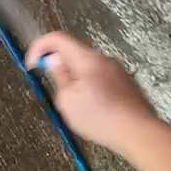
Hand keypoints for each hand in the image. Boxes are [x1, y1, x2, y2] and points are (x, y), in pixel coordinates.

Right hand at [25, 31, 161, 152]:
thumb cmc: (99, 117)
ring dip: (75, 79)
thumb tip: (55, 61)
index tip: (32, 65)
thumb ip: (59, 76)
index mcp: (87, 59)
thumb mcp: (67, 99)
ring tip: (76, 106)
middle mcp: (104, 59)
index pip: (58, 38)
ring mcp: (118, 71)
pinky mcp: (126, 84)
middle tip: (54, 89)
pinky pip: (101, 78)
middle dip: (58, 66)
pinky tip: (94, 110)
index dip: (39, 47)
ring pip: (88, 67)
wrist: (138, 132)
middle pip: (74, 53)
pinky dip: (90, 87)